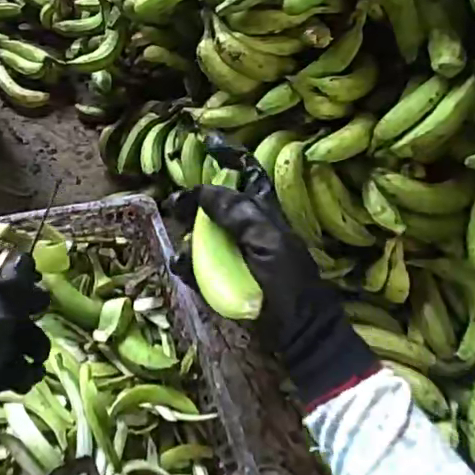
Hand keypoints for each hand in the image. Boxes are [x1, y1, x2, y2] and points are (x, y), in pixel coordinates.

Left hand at [0, 262, 49, 474]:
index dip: (19, 286)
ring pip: (5, 343)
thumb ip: (5, 297)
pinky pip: (0, 369)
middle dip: (27, 323)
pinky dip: (17, 373)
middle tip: (44, 338)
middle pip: (1, 313)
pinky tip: (26, 384)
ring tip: (38, 365)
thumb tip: (23, 256)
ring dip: (26, 350)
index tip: (45, 299)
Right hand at [171, 136, 378, 409]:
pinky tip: (182, 268)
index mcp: (262, 211)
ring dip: (189, 240)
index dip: (227, 155)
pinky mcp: (225, 278)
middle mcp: (247, 226)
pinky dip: (188, 266)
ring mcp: (235, 253)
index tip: (204, 141)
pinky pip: (198, 266)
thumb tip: (203, 192)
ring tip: (182, 249)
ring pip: (202, 235)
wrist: (298, 332)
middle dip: (194, 204)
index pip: (244, 173)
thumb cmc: (288, 282)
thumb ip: (236, 213)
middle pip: (215, 204)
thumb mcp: (264, 241)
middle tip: (175, 208)